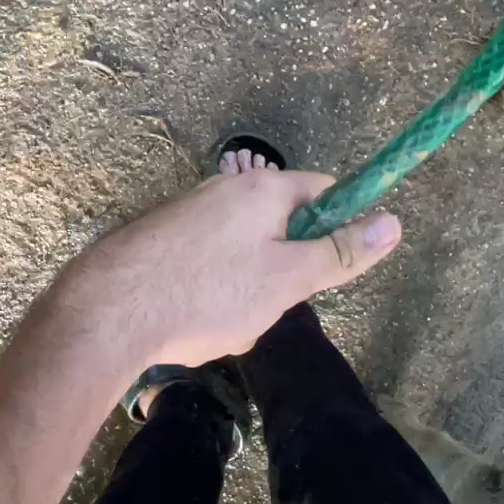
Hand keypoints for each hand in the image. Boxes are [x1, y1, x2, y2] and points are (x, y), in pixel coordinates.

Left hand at [51, 169, 400, 368]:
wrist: (109, 307)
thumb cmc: (209, 291)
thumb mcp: (286, 279)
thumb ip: (339, 253)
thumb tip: (393, 222)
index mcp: (264, 188)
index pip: (325, 189)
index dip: (339, 224)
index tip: (330, 264)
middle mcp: (229, 186)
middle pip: (284, 219)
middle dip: (288, 263)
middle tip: (273, 301)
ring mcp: (193, 208)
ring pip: (247, 245)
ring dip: (251, 280)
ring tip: (228, 317)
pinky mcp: (167, 234)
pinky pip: (211, 255)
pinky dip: (216, 283)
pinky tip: (196, 315)